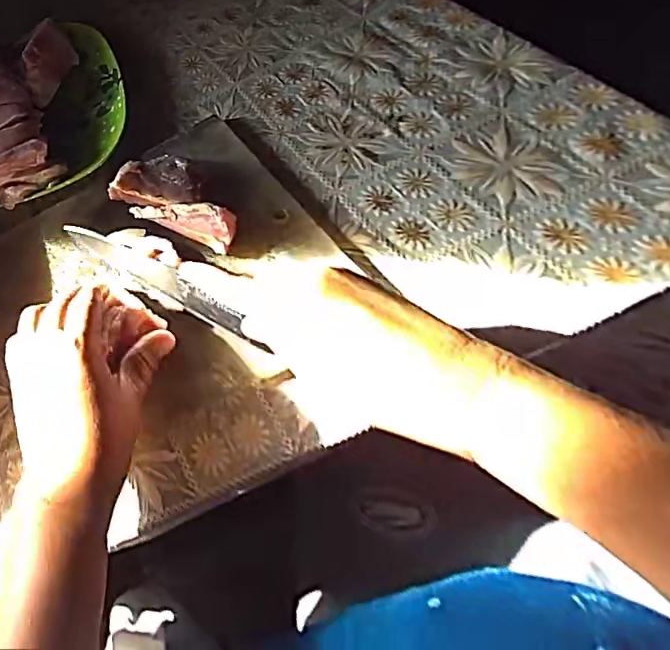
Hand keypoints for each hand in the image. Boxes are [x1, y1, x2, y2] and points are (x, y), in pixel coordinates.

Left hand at [4, 284, 177, 512]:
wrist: (66, 481)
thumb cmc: (99, 448)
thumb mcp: (130, 397)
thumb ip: (143, 359)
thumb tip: (159, 339)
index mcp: (77, 346)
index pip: (89, 297)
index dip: (111, 295)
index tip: (126, 305)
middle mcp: (47, 345)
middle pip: (66, 300)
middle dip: (92, 301)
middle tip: (114, 316)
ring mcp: (28, 356)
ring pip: (41, 311)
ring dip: (63, 310)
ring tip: (87, 326)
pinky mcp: (17, 371)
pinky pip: (23, 333)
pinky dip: (40, 327)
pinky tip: (58, 342)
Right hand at [186, 264, 515, 459]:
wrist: (483, 397)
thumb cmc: (404, 393)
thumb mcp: (327, 373)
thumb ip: (284, 338)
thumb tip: (259, 319)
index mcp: (310, 290)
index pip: (246, 282)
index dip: (212, 280)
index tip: (186, 272)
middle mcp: (327, 276)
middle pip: (269, 282)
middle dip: (252, 300)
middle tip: (243, 323)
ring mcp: (353, 282)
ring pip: (296, 289)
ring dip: (283, 307)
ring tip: (285, 340)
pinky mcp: (373, 293)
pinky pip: (321, 293)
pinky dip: (309, 310)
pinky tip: (320, 339)